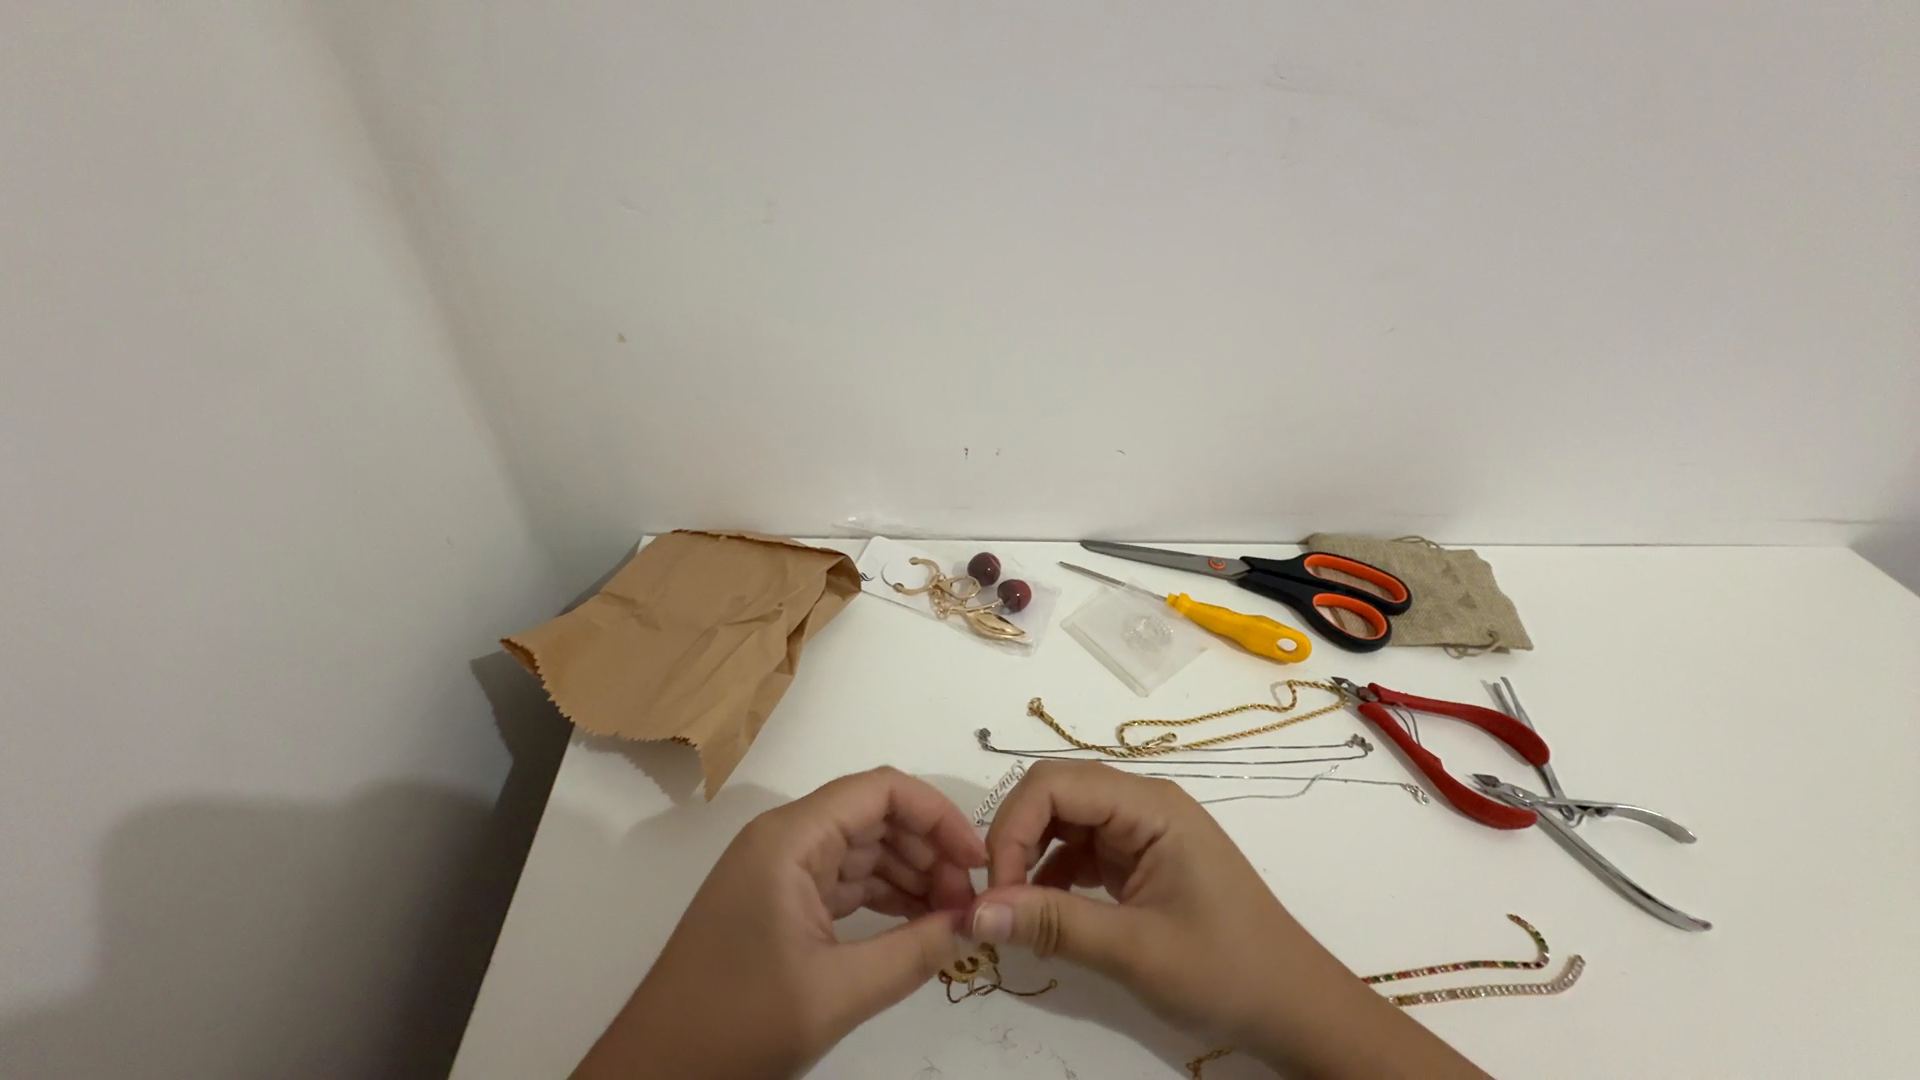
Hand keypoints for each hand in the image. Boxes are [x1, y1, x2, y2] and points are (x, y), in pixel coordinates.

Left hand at [574, 768, 984, 1079]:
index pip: (879, 790)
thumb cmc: (738, 1024)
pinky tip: (918, 921)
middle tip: (967, 899)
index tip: (974, 860)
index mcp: (791, 838)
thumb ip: (914, 952)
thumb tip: (974, 923)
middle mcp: (786, 839)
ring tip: (952, 914)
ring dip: (910, 873)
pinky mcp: (780, 898)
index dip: (936, 814)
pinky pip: (845, 879)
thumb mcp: (837, 992)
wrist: (654, 1074)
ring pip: (863, 847)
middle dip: (927, 848)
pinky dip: (884, 895)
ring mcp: (780, 868)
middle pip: (874, 815)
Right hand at [968, 760, 1485, 1079]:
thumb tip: (974, 913)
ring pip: (1064, 821)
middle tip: (998, 900)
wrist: (1297, 1008)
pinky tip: (1044, 911)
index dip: (1013, 825)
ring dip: (1031, 858)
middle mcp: (1143, 803)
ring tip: (1014, 910)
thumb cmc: (1227, 971)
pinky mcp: (1140, 859)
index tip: (996, 889)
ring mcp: (1142, 830)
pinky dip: (1053, 875)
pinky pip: (1081, 850)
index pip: (1056, 783)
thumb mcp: (1136, 950)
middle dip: (1017, 838)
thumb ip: (1053, 924)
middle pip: (1057, 794)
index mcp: (1150, 804)